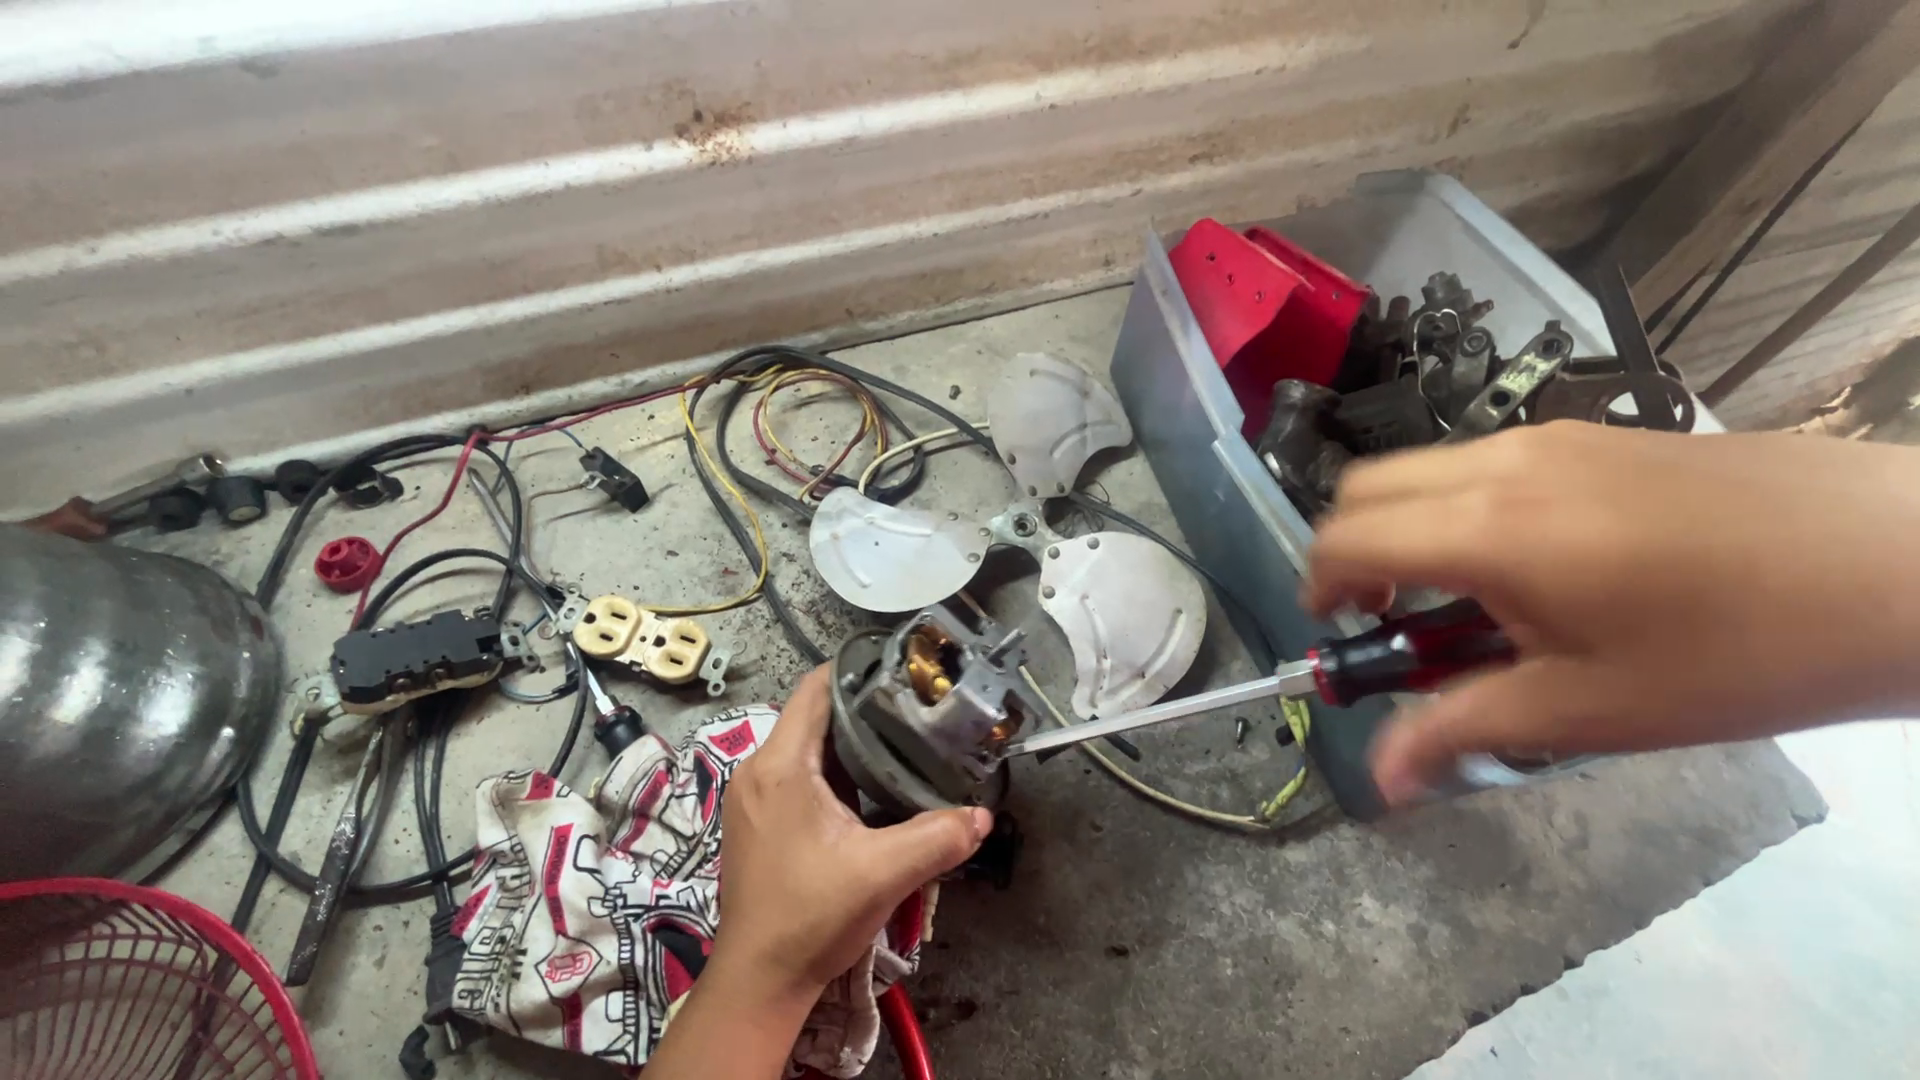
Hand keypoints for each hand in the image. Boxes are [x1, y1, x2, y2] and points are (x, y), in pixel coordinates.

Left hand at [711, 667, 991, 999]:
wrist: (759, 981)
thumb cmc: (810, 917)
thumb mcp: (881, 874)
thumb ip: (936, 838)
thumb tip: (983, 815)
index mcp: (781, 766)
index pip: (815, 690)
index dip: (855, 670)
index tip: (900, 668)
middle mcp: (759, 770)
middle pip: (813, 715)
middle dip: (862, 706)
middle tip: (914, 705)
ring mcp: (755, 796)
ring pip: (807, 745)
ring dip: (849, 740)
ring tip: (901, 737)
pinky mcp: (760, 818)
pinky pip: (799, 772)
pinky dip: (834, 768)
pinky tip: (870, 784)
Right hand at [1302, 422, 1919, 805]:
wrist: (1913, 565)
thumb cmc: (1738, 652)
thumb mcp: (1588, 710)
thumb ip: (1462, 732)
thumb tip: (1381, 781)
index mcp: (1489, 531)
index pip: (1346, 537)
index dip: (1317, 583)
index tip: (1337, 625)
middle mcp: (1500, 465)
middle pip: (1364, 486)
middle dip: (1348, 547)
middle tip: (1384, 607)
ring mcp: (1547, 438)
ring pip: (1419, 468)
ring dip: (1402, 524)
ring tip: (1456, 589)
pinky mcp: (1588, 433)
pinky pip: (1477, 460)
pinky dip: (1453, 504)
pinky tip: (1525, 557)